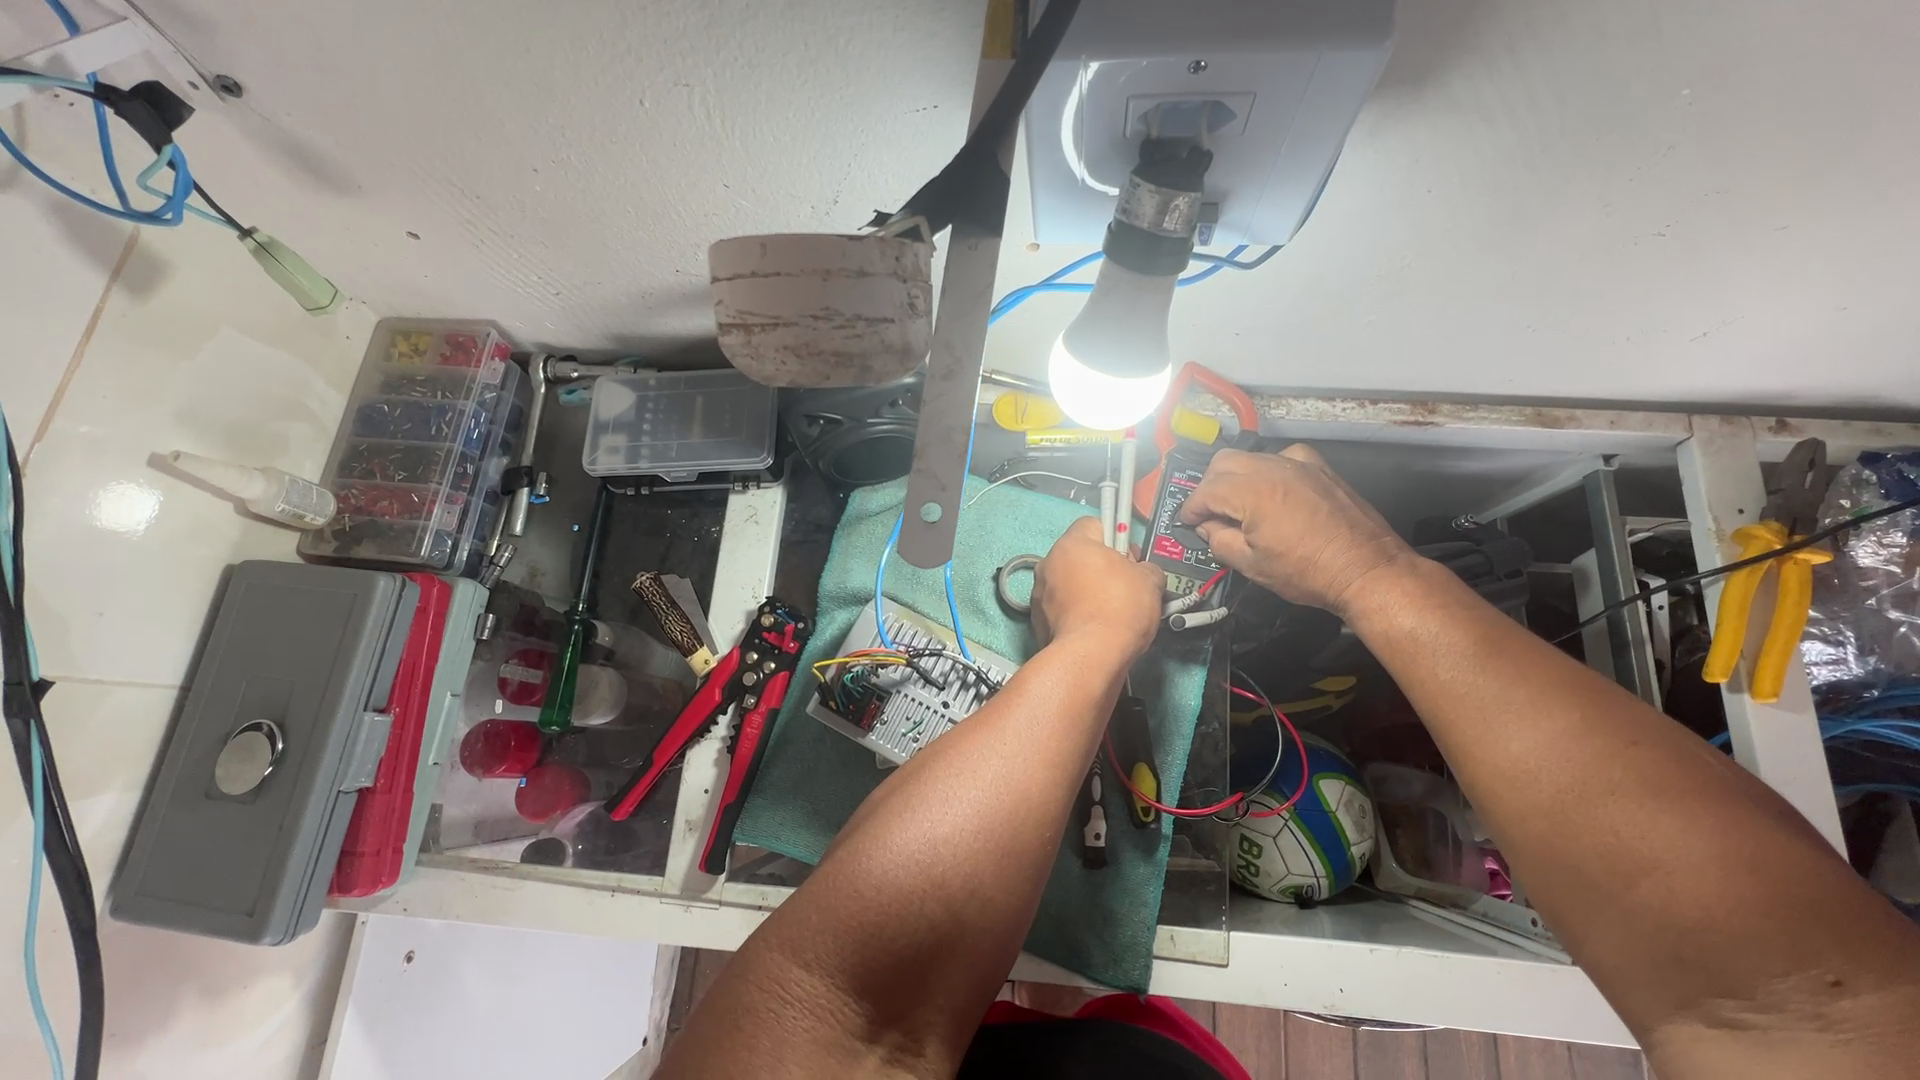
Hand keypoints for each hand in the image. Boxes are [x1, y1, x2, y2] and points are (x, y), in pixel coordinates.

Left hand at [1031, 517, 1164, 657]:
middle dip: (1101, 567)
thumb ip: (1145, 567)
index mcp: (1072, 544)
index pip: (1094, 524)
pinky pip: (1062, 608)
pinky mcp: (1037, 621)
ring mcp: (1039, 594)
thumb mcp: (1149, 580)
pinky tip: (1095, 628)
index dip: (1116, 537)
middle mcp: (1048, 563)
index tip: (1130, 557)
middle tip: (1126, 585)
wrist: (1091, 656)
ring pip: (1069, 583)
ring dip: (1087, 591)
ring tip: (1112, 612)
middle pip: (1079, 555)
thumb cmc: (1120, 608)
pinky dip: (1076, 614)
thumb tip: (1142, 572)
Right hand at [1179, 444, 1417, 616]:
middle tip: (1208, 512)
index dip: (1191, 508)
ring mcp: (1300, 464)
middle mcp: (1274, 469)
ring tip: (1237, 504)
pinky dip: (1268, 469)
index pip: (1205, 490)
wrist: (1366, 569)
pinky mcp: (1320, 468)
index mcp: (1252, 492)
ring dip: (1235, 477)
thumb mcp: (1252, 565)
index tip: (1187, 522)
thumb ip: (1220, 541)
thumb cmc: (1309, 572)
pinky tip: (1272, 489)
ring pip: (1252, 457)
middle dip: (1208, 487)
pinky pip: (1283, 457)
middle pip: (1223, 463)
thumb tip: (1208, 528)